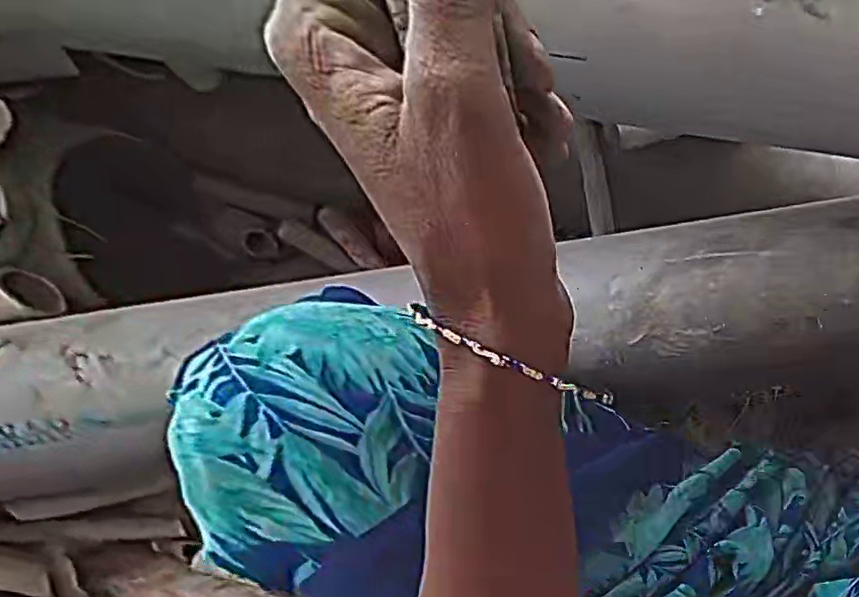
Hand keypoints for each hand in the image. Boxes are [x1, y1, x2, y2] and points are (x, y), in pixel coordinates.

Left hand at [265, 0, 574, 361]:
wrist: (510, 304)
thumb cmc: (475, 232)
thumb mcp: (460, 98)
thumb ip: (453, 6)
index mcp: (321, 47)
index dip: (449, 5)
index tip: (484, 34)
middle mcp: (358, 71)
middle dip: (493, 35)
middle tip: (520, 75)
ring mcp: (410, 105)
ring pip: (471, 38)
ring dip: (520, 75)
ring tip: (532, 118)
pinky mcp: (454, 133)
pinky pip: (494, 84)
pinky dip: (526, 107)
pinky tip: (537, 140)